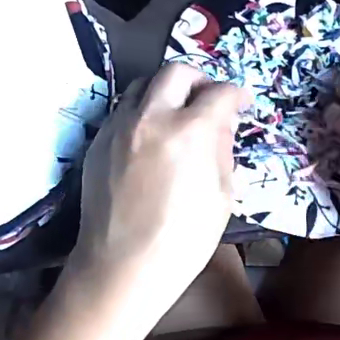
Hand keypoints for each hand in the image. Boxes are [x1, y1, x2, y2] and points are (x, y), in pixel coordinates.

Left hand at [70, 62, 244, 315]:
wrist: (123, 267)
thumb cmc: (184, 239)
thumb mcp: (222, 195)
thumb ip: (223, 150)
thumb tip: (222, 123)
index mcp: (190, 131)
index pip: (219, 92)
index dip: (237, 94)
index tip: (241, 103)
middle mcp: (151, 117)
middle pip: (176, 72)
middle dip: (199, 79)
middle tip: (209, 99)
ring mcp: (119, 127)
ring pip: (142, 85)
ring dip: (166, 91)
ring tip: (176, 114)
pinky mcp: (97, 142)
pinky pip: (122, 111)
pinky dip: (142, 112)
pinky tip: (151, 138)